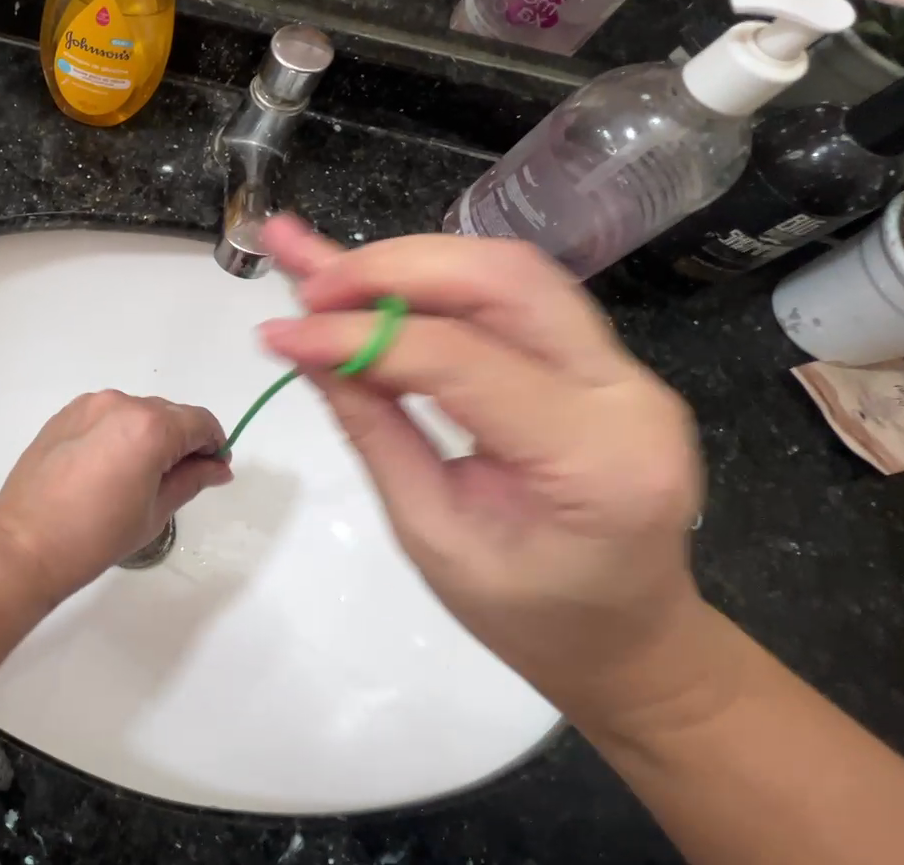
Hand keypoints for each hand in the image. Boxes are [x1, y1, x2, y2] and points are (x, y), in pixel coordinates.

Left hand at [0, 391, 230, 603]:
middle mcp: (120, 404)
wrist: (26, 542)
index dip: (214, 446)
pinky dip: (118, 433)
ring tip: (138, 477)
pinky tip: (108, 468)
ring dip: (149, 435)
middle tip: (178, 481)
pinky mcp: (64, 415)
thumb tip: (218, 467)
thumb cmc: (97, 534)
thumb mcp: (156, 511)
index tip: (213, 472)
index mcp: (149, 426)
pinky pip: (106, 416)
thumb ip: (192, 480)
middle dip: (182, 441)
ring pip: (136, 412)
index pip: (200, 422)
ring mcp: (87, 406)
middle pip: (169, 414)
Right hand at [257, 218, 706, 717]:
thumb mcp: (430, 531)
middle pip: (501, 280)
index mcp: (591, 457)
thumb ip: (373, 430)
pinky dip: (426, 278)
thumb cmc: (527, 614)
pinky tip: (360, 264)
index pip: (457, 358)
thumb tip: (304, 351)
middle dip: (389, 270)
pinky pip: (504, 296)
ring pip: (504, 271)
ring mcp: (616, 366)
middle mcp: (622, 390)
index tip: (277, 335)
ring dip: (403, 263)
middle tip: (306, 289)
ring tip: (315, 265)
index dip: (356, 336)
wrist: (626, 639)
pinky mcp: (591, 356)